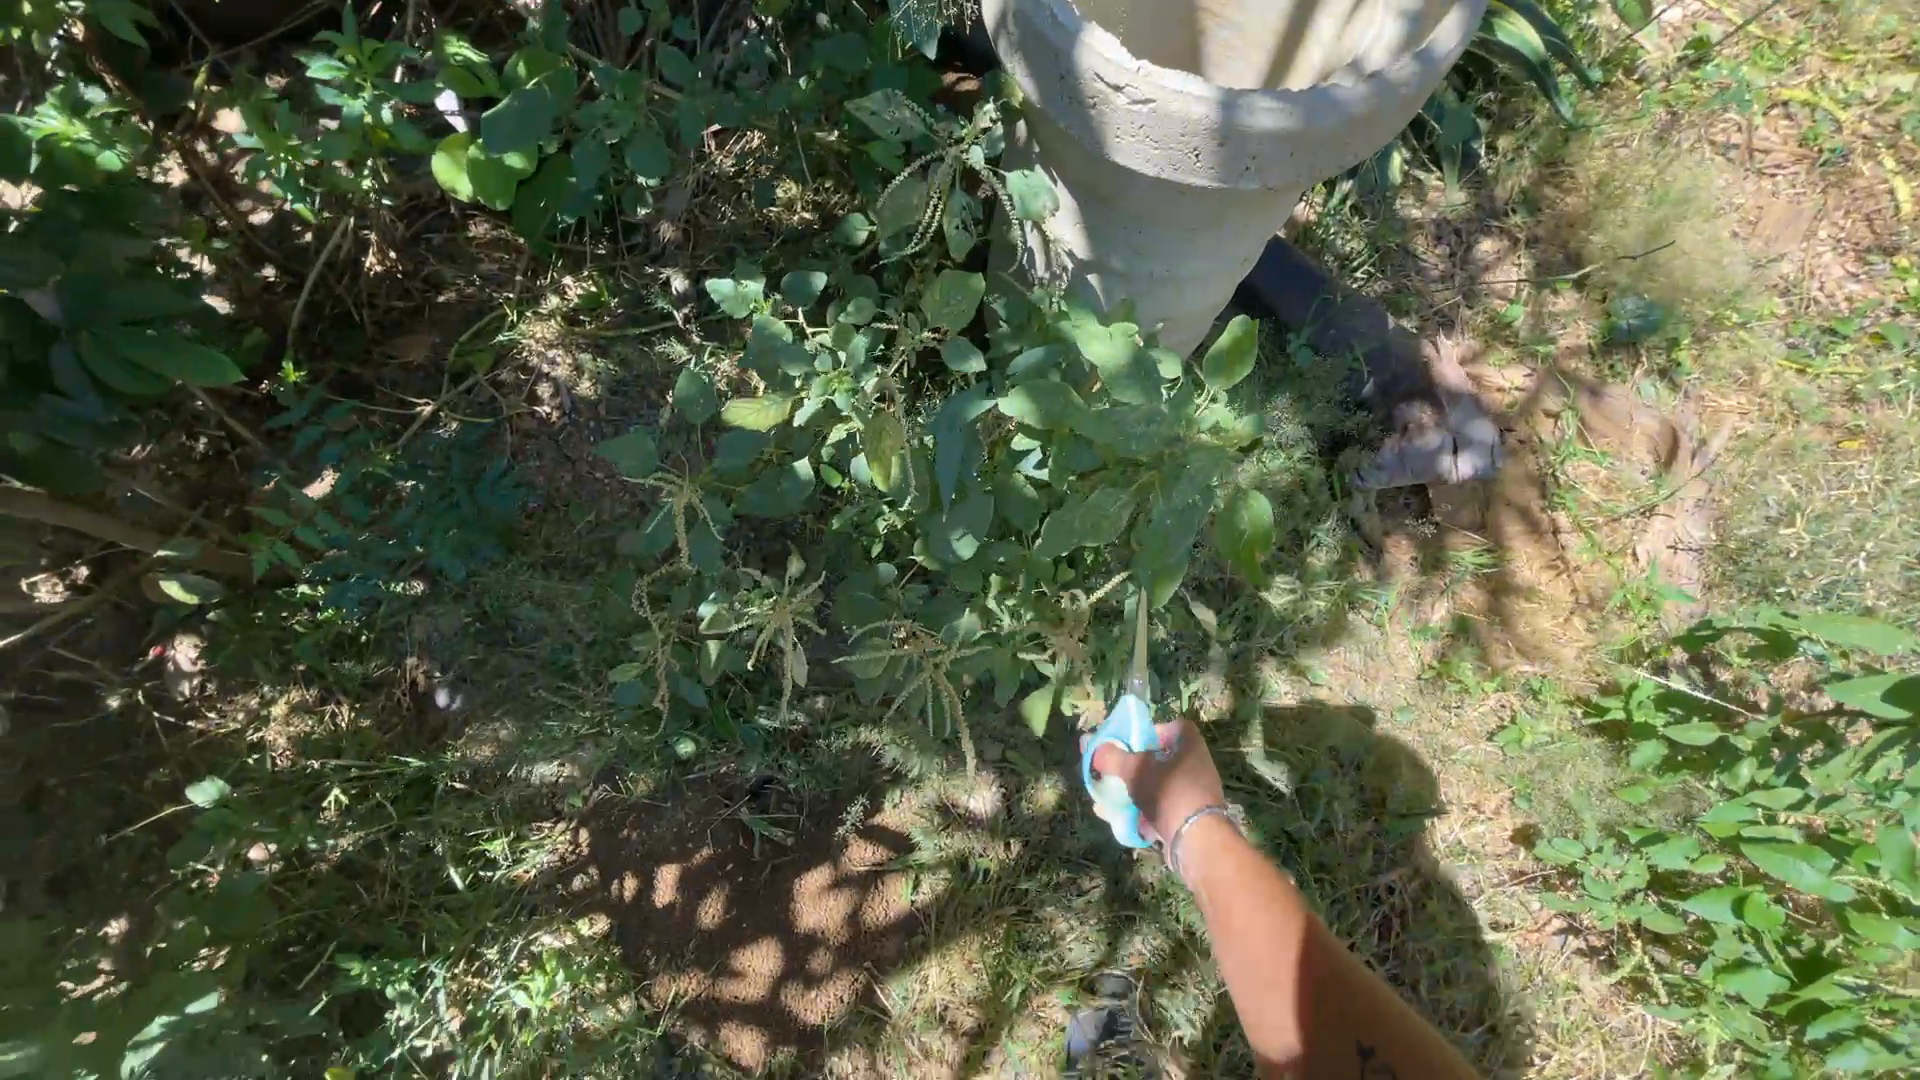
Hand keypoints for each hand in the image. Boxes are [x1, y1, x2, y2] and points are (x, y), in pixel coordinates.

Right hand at [1089, 716, 1225, 844]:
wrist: (1197, 841)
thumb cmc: (1168, 792)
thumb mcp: (1134, 770)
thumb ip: (1112, 757)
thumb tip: (1090, 744)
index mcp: (1190, 747)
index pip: (1176, 727)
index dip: (1155, 730)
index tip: (1135, 742)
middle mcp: (1197, 767)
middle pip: (1164, 759)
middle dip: (1138, 765)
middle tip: (1118, 771)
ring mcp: (1195, 795)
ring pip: (1160, 786)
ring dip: (1137, 791)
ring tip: (1112, 798)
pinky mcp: (1191, 819)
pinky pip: (1163, 809)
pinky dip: (1143, 813)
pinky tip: (1122, 820)